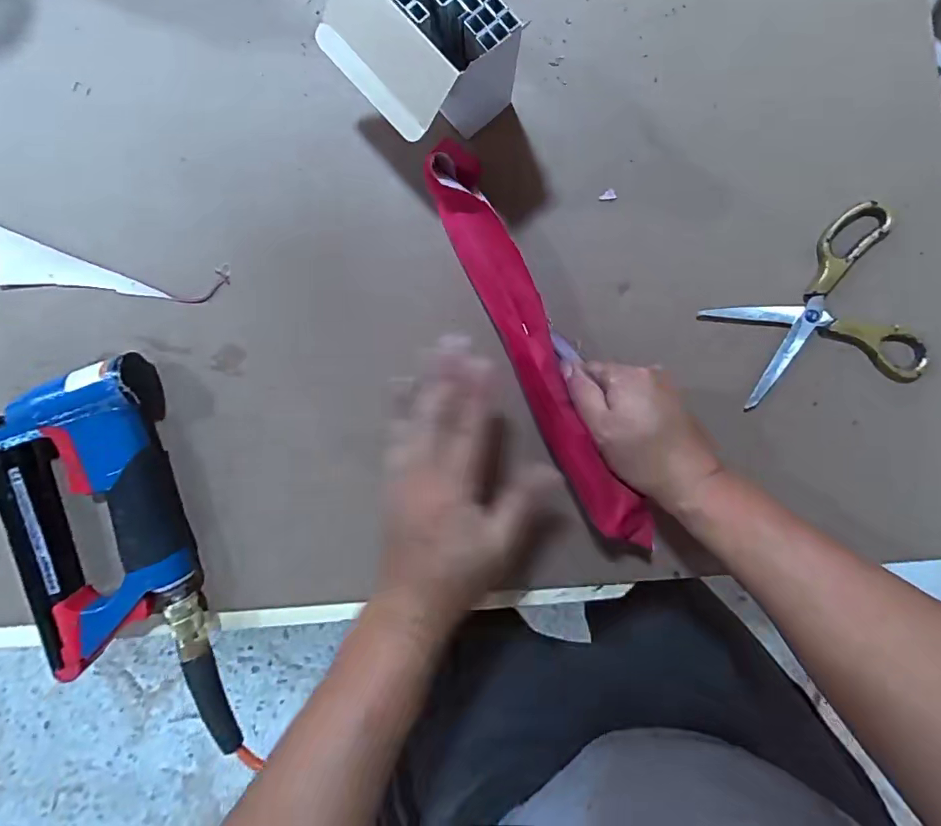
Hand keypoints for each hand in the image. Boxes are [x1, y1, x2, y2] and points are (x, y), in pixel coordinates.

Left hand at [375, 337, 558, 636]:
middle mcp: (422, 469)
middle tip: (452, 339)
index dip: (476, 393)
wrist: (407, 601)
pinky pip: (393, 432)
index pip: (467, 429)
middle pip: (435, 413)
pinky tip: (399, 387)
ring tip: (428, 351)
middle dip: (445, 374)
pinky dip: (398, 405)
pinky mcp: (390, 476)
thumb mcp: (498, 546)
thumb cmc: (459, 574)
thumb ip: (521, 505)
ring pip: (411, 417)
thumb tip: (550, 470)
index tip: (483, 360)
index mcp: (452, 484)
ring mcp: (401, 470)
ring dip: (422, 381)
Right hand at [565, 361, 722, 509]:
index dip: (581, 391)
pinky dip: (637, 409)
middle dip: (602, 397)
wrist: (691, 479)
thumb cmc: (639, 456)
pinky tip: (642, 430)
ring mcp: (665, 383)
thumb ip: (581, 393)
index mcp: (626, 373)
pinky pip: (644, 395)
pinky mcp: (676, 399)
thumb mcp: (600, 427)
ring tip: (623, 432)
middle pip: (609, 376)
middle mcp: (647, 369)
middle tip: (603, 430)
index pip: (588, 368)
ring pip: (627, 387)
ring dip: (620, 403)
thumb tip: (567, 365)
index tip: (585, 418)